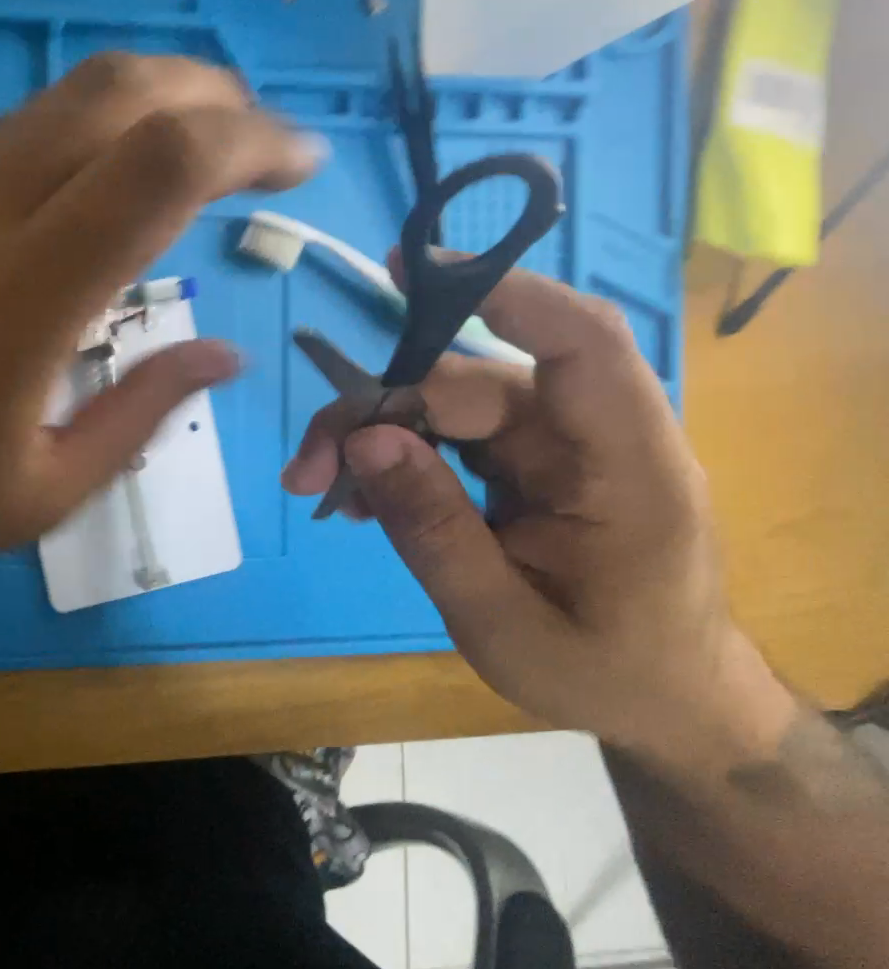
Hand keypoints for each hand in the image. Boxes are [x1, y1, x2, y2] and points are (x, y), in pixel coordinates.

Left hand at [0, 53, 319, 624]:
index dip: (250, 141)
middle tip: (256, 143)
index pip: (158, 165)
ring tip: (191, 147)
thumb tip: (225, 354)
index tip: (299, 165)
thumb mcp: (42, 493)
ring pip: (49, 105)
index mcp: (25, 305)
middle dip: (207, 92)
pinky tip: (94, 186)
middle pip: (108, 94)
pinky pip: (2, 146)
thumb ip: (141, 414)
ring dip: (140, 100)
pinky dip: (75, 134)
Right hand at [282, 257, 797, 773]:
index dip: (504, 291)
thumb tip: (366, 439)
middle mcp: (593, 441)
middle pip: (472, 385)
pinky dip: (393, 461)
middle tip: (306, 473)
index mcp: (628, 471)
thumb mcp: (501, 620)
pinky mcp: (526, 468)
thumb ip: (435, 531)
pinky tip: (358, 500)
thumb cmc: (603, 672)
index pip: (582, 346)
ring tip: (319, 491)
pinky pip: (447, 441)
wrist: (662, 702)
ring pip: (446, 409)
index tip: (407, 267)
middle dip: (376, 414)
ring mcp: (557, 452)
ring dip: (373, 439)